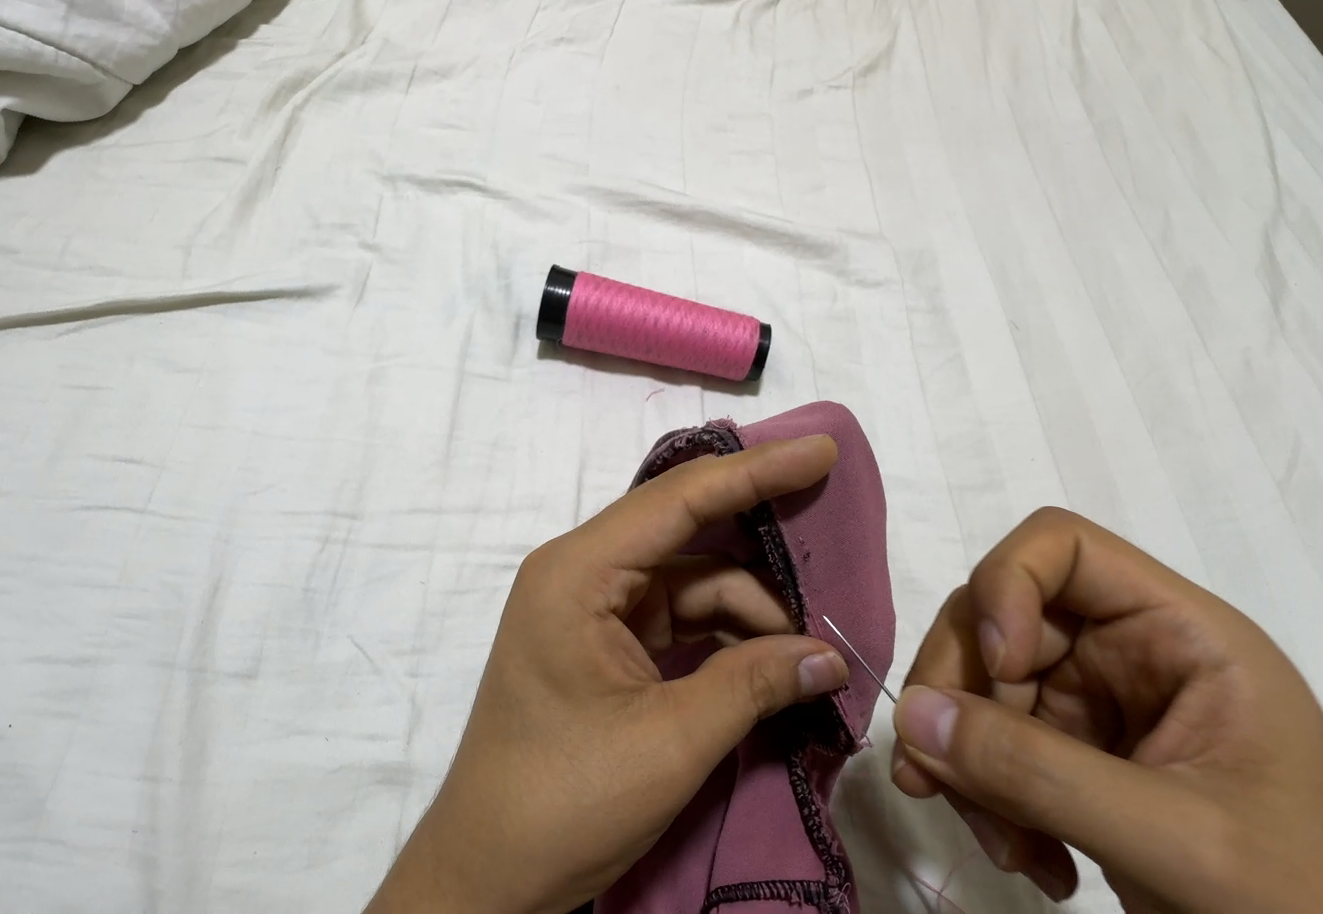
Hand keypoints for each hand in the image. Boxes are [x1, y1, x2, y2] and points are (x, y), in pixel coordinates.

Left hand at [366, 435, 851, 913]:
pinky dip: (731, 634)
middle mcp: (584, 573)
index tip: (820, 451)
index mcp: (578, 572)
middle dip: (760, 531)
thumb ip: (753, 686)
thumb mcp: (669, 742)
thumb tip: (830, 656)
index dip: (755, 472)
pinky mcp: (611, 644)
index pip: (678, 500)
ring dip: (754, 605)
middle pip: (686, 529)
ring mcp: (596, 608)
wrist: (490, 874)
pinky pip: (683, 617)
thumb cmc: (564, 800)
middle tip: (832, 525)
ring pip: (693, 579)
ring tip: (817, 641)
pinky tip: (778, 658)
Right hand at [890, 508, 1322, 912]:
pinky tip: (1027, 861)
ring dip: (967, 761)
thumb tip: (910, 715)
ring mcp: (1099, 708)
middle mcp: (1129, 653)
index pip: (1062, 547)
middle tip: (936, 775)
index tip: (998, 669)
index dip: (1007, 586)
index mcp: (1180, 634)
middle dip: (961, 694)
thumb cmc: (1310, 909)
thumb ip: (1039, 774)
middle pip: (997, 618)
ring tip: (1002, 848)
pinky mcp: (1076, 762)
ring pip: (981, 688)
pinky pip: (993, 748)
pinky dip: (985, 799)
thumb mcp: (1181, 841)